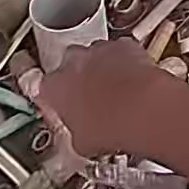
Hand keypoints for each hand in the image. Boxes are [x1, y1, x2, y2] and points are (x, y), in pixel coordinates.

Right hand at [19, 37, 172, 156]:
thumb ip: (75, 132)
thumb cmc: (111, 125)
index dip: (56, 96)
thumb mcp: (82, 143)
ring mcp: (99, 50)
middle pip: (70, 63)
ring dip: (102, 67)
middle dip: (79, 76)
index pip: (46, 87)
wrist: (143, 110)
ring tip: (115, 91)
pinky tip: (133, 79)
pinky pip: (121, 50)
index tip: (64, 104)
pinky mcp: (124, 45)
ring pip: (96, 54)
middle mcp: (74, 61)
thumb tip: (83, 140)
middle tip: (91, 97)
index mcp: (55, 86)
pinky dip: (126, 60)